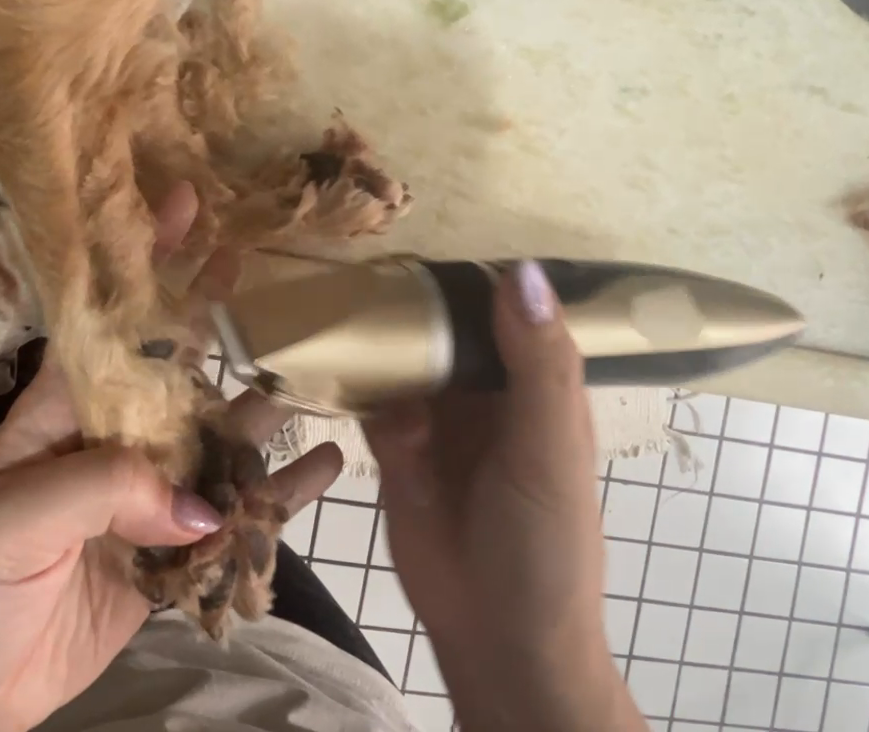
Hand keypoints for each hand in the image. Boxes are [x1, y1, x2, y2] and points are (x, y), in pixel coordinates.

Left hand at [0, 184, 342, 731]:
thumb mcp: (7, 524)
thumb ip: (99, 491)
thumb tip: (195, 499)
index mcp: (57, 416)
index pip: (106, 325)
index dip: (143, 266)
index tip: (181, 206)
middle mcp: (106, 444)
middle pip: (171, 373)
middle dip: (210, 319)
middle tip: (260, 269)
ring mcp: (140, 500)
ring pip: (209, 444)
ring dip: (256, 413)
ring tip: (308, 376)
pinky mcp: (166, 555)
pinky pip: (227, 519)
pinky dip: (272, 498)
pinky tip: (318, 470)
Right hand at [362, 260, 644, 731]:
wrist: (495, 635)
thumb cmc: (545, 542)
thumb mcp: (550, 450)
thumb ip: (538, 365)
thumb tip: (522, 270)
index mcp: (533, 381)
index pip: (503, 307)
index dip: (471, 271)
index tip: (424, 233)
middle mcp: (482, 389)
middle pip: (442, 326)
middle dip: (407, 298)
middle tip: (353, 261)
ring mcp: (435, 416)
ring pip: (401, 355)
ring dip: (372, 333)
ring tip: (324, 293)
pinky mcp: (393, 444)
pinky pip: (369, 397)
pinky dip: (349, 378)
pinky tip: (318, 356)